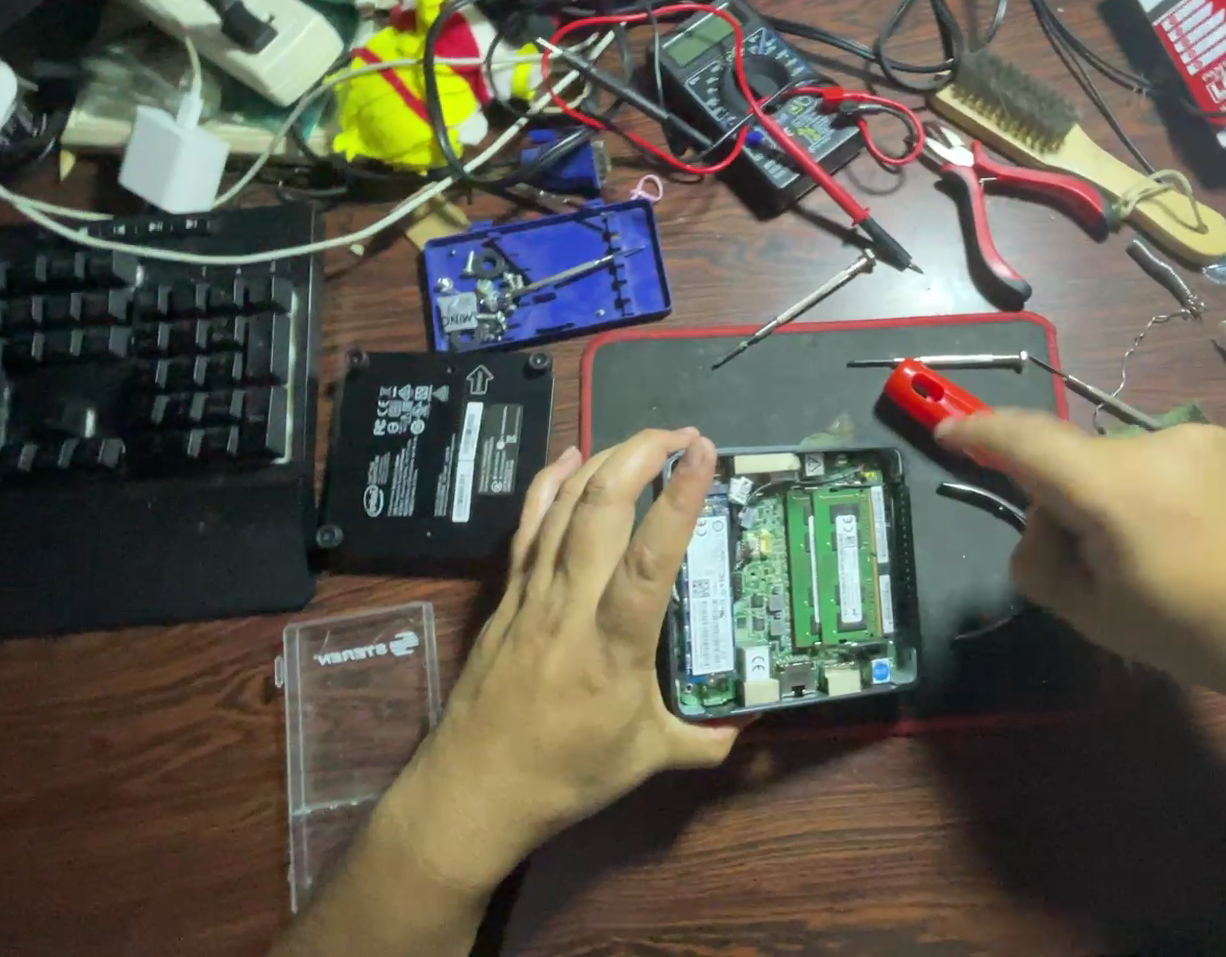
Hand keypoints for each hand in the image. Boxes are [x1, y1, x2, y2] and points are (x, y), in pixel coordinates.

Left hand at [375, 429, 739, 893]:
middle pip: (601, 509)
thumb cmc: (566, 773)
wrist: (471, 791)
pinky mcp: (508, 592)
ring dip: (607, 459)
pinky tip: (571, 455)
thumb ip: (707, 738)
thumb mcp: (649, 759)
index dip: (678, 499)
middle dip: (642, 454)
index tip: (703, 452)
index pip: (651, 559)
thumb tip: (754, 721)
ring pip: (565, 505)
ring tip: (647, 439)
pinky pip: (528, 523)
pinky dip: (549, 482)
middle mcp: (571, 604)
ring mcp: (533, 592)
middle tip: (684, 435)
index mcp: (615, 645)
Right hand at [936, 411, 1225, 702]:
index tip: (946, 429)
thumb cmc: (1190, 636)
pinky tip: (1174, 530)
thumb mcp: (1087, 614)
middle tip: (1081, 553)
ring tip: (1141, 548)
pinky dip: (1134, 484)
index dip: (979, 430)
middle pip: (1065, 455)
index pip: (1027, 441)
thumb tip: (1044, 516)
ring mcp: (1193, 436)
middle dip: (1053, 494)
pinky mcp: (1219, 440)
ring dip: (1096, 490)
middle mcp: (1154, 446)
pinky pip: (1145, 455)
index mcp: (1117, 493)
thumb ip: (1036, 557)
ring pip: (1104, 456)